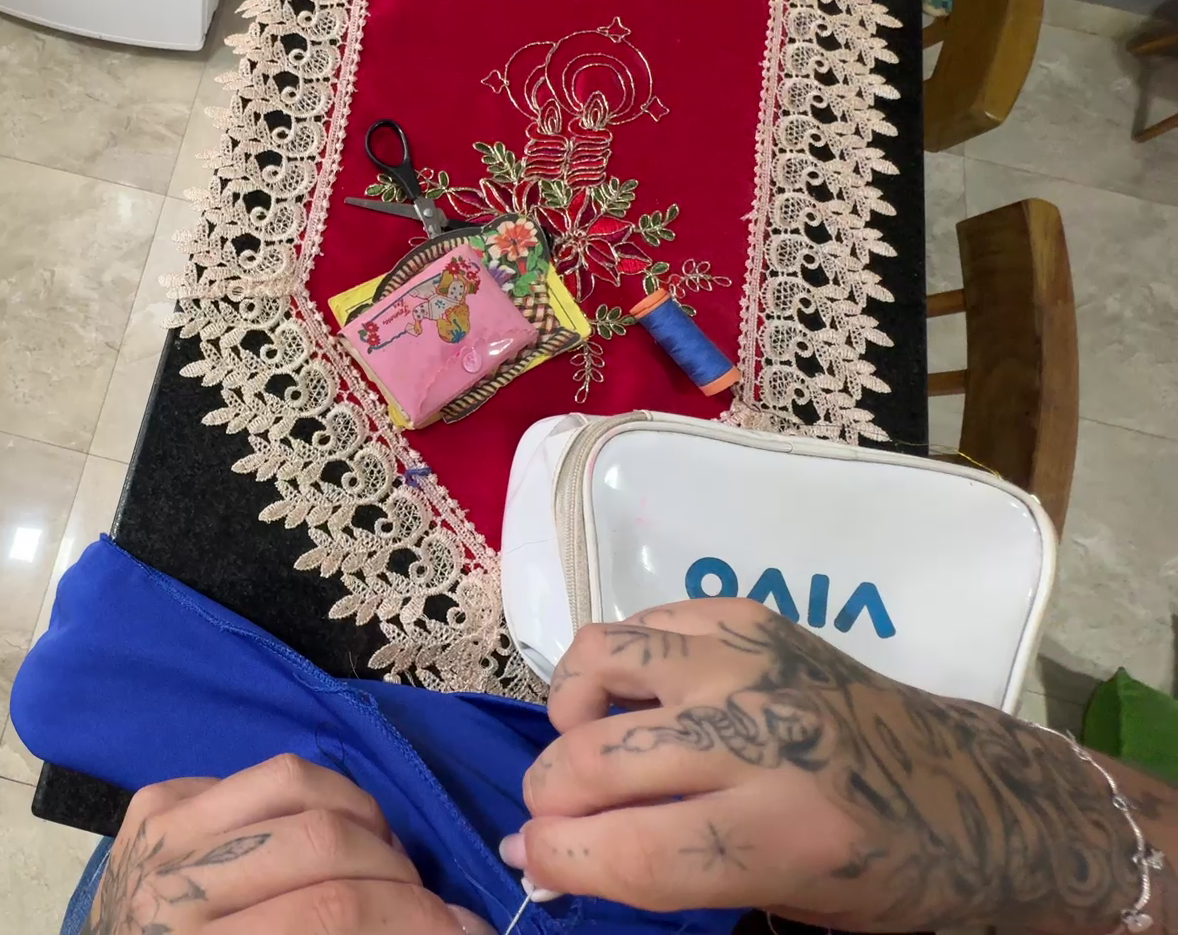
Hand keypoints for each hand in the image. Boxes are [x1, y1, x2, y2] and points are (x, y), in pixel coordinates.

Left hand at [89, 753, 488, 933]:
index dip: (411, 918)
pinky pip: (257, 772)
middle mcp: (175, 885)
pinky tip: (330, 827)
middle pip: (319, 841)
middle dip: (395, 870)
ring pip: (293, 781)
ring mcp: (161, 829)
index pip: (329, 911)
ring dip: (362, 816)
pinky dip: (313, 796)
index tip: (461, 927)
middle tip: (423, 897)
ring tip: (384, 852)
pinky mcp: (156, 798)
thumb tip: (454, 928)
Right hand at [503, 597, 1163, 932]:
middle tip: (551, 805)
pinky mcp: (743, 617)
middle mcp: (764, 735)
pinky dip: (613, 662)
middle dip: (547, 791)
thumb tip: (539, 855)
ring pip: (598, 658)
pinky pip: (636, 624)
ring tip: (585, 730)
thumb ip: (661, 869)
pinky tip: (635, 693)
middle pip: (598, 758)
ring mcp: (749, 660)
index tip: (529, 858)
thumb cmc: (887, 872)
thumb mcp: (786, 897)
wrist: (986, 796)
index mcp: (793, 834)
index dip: (560, 858)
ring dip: (568, 705)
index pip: (632, 851)